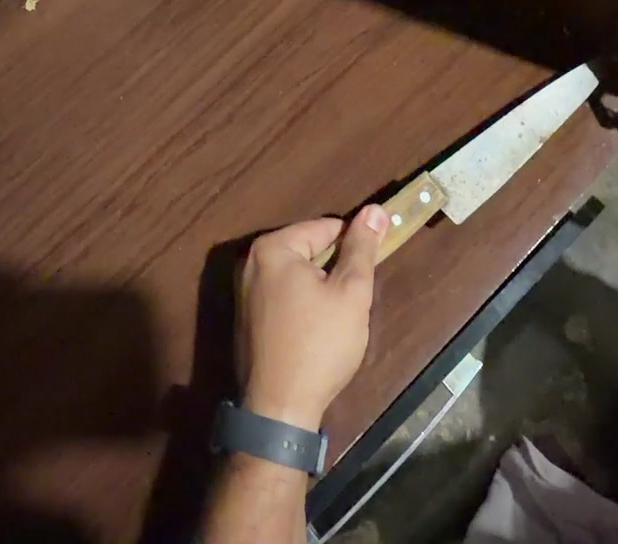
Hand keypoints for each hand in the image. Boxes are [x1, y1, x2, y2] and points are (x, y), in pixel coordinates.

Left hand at [235, 207, 389, 431]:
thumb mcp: (350, 292)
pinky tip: (317, 330)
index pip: (325, 228)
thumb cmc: (319, 344)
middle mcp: (250, 262)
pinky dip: (303, 303)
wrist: (279, 408)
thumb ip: (362, 248)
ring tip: (339, 316)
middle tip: (354, 298)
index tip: (370, 267)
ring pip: (296, 275)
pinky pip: (282, 295)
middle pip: (308, 250)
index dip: (353, 245)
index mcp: (272, 248)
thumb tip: (374, 209)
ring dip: (320, 287)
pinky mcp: (246, 317)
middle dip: (334, 268)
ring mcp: (243, 291)